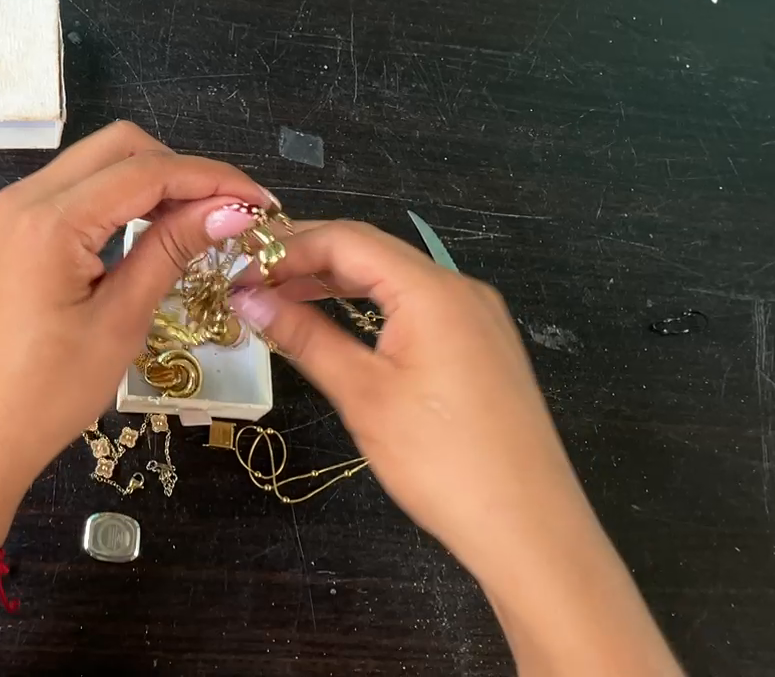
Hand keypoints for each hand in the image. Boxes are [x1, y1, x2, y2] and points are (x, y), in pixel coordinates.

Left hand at [0, 122, 268, 525]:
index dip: (210, 179)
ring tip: (199, 220)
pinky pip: (77, 188)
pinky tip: (151, 226)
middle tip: (226, 211)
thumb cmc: (48, 392)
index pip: (146, 170)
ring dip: (151, 179)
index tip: (259, 202)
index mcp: (51, 218)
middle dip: (180, 168)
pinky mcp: (14, 227)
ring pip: (98, 161)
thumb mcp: (121, 320)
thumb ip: (172, 249)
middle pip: (119, 146)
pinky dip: (120, 196)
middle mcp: (26, 195)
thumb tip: (233, 209)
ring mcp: (14, 208)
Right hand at [229, 220, 679, 673]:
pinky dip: (367, 303)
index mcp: (432, 289)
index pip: (346, 240)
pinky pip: (413, 303)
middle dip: (307, 258)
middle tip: (251, 279)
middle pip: (370, 250)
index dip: (287, 249)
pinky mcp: (479, 343)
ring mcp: (475, 314)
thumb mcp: (362, 394)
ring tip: (280, 296)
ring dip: (334, 281)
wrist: (534, 535)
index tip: (240, 272)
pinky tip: (334, 319)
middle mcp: (458, 287)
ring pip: (391, 276)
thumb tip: (246, 298)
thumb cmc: (441, 460)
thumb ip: (304, 335)